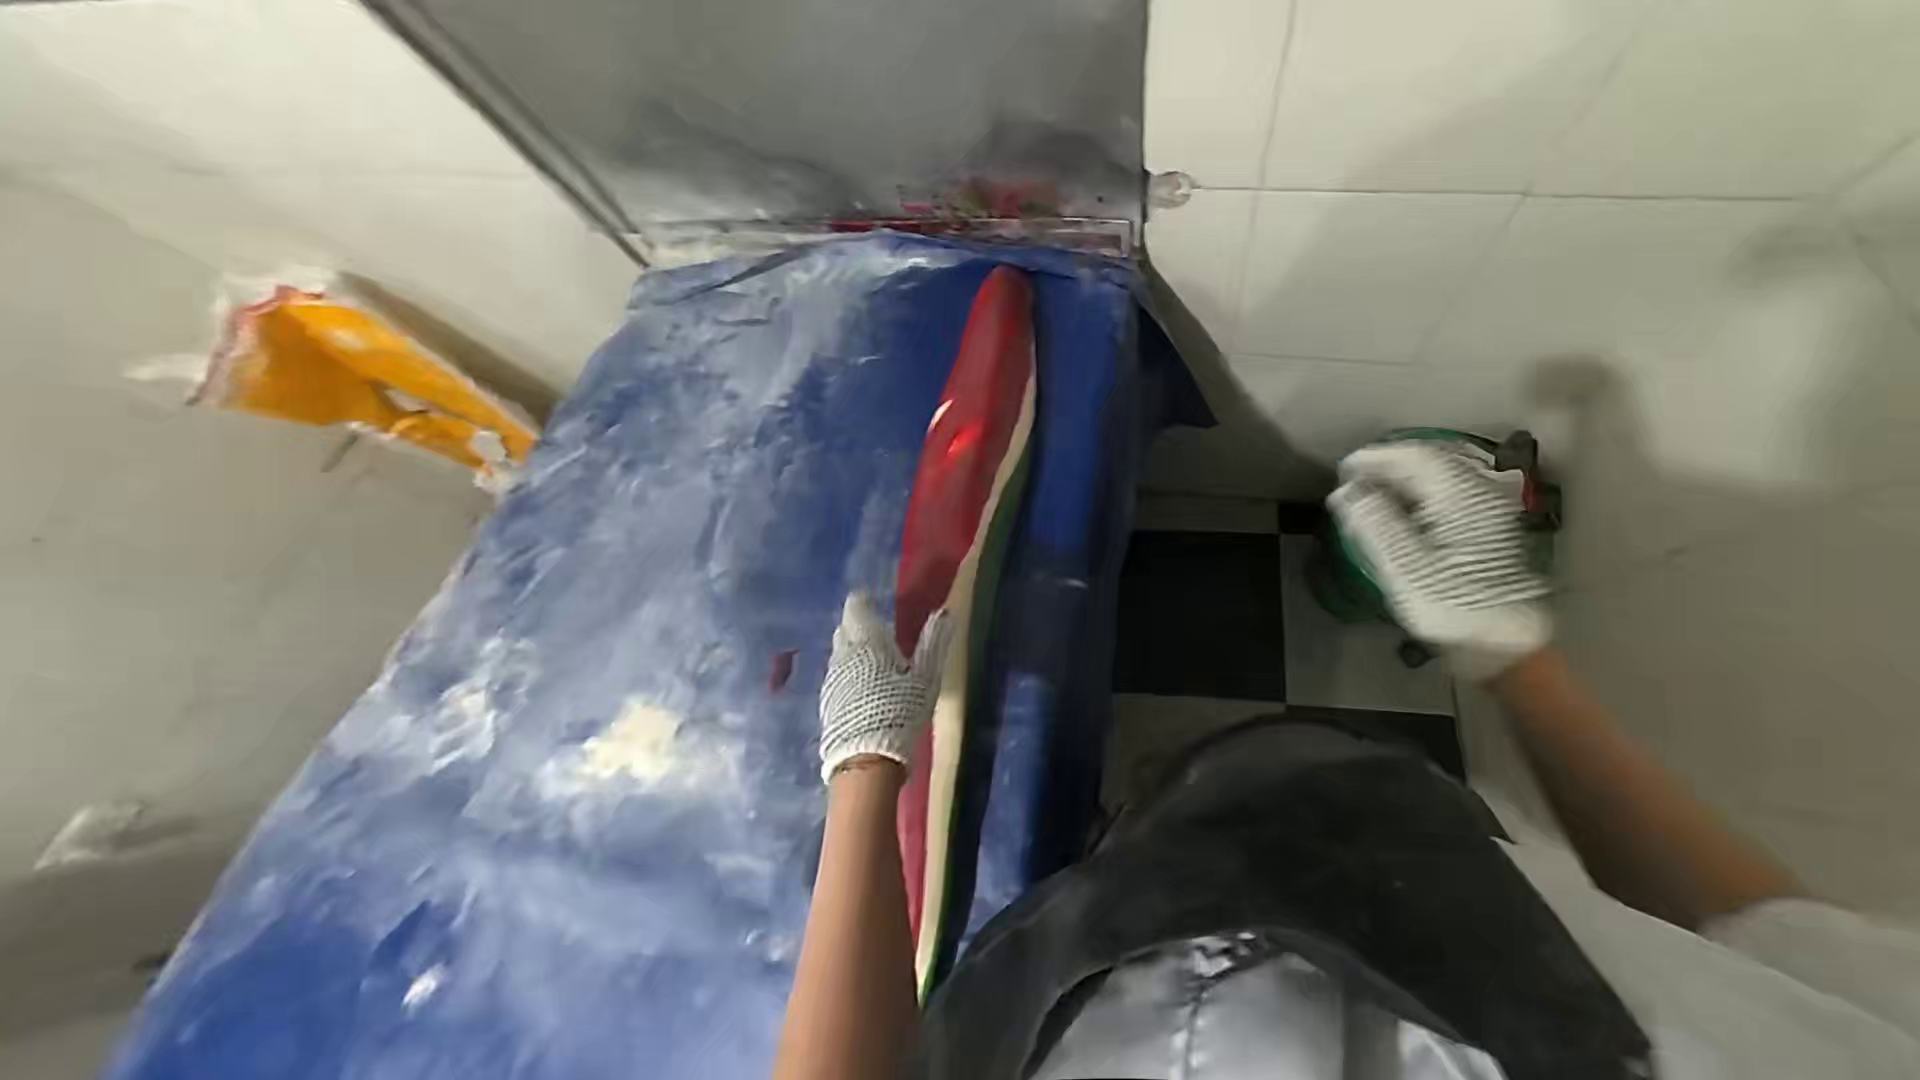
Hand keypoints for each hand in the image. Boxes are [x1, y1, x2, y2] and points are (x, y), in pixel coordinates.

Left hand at [817, 593, 954, 783]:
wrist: (866, 761)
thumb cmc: (899, 711)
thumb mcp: (926, 678)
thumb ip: (934, 643)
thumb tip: (945, 612)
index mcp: (867, 641)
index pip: (857, 606)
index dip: (866, 602)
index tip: (880, 606)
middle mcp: (843, 653)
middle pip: (846, 627)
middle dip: (860, 625)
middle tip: (882, 634)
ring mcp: (832, 678)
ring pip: (840, 652)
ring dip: (854, 651)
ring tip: (874, 662)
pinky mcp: (827, 700)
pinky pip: (837, 675)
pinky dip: (849, 673)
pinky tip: (863, 688)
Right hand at [1327, 439, 1551, 680]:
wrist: (1497, 639)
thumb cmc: (1448, 602)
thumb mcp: (1402, 564)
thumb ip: (1372, 521)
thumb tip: (1345, 492)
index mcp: (1459, 498)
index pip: (1414, 458)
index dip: (1375, 458)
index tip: (1343, 470)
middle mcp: (1478, 495)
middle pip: (1429, 462)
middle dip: (1386, 465)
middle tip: (1350, 479)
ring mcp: (1485, 509)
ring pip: (1438, 476)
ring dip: (1400, 477)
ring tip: (1366, 491)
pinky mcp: (1483, 525)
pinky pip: (1445, 492)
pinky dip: (1415, 491)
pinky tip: (1395, 506)